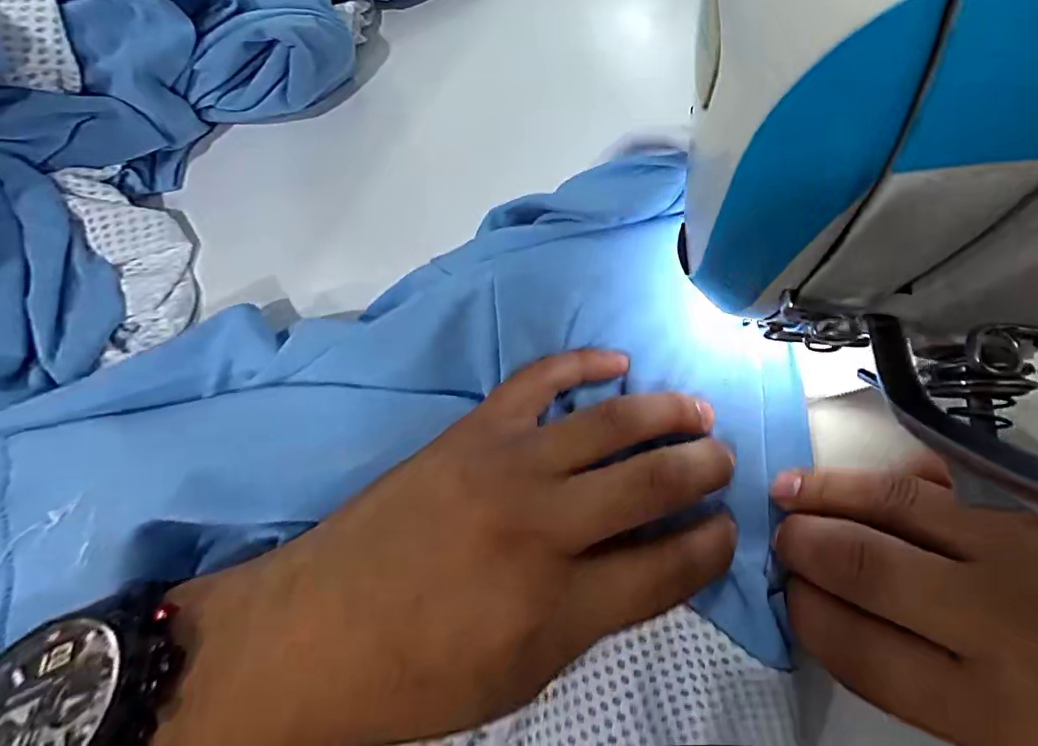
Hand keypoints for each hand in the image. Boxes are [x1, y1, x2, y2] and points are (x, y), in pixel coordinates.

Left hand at [156, 351, 736, 745]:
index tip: (728, 528)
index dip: (713, 545)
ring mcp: (509, 467)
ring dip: (669, 411)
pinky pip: (542, 379)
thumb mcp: (523, 674)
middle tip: (725, 459)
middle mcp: (545, 528)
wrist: (308, 637)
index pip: (670, 566)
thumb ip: (600, 614)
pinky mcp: (475, 431)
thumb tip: (660, 559)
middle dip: (707, 467)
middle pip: (656, 482)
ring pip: (615, 422)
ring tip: (698, 411)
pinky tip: (619, 362)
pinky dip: (586, 363)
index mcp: (560, 606)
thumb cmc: (420, 674)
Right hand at [771, 454, 1037, 745]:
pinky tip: (876, 482)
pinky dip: (903, 483)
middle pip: (870, 568)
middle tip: (768, 528)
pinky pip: (952, 494)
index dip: (812, 614)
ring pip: (902, 513)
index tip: (782, 593)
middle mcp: (995, 625)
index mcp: (995, 716)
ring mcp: (1021, 558)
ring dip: (839, 497)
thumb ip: (953, 709)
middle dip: (809, 544)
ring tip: (791, 488)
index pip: (863, 648)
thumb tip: (876, 640)